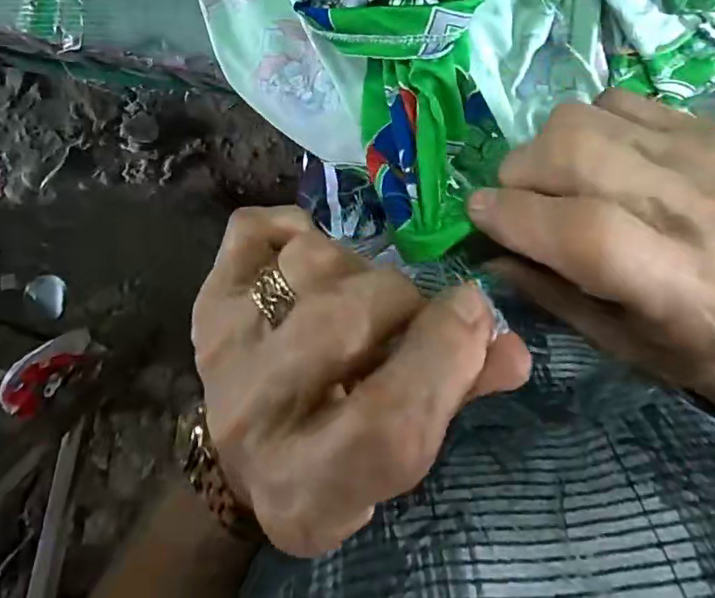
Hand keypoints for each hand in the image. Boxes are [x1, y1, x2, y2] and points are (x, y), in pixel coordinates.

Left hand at [191, 207, 530, 556]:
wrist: (235, 453)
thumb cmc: (331, 460)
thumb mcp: (394, 458)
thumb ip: (452, 398)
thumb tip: (509, 343)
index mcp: (307, 487)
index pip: (387, 423)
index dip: (443, 358)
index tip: (477, 313)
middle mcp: (253, 413)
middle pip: (345, 321)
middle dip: (404, 301)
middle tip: (415, 308)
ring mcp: (221, 345)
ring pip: (308, 262)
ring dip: (356, 266)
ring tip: (362, 292)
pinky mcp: (205, 297)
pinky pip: (255, 228)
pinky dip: (294, 228)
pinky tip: (309, 261)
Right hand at [467, 89, 714, 420]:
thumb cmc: (699, 350)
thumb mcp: (618, 346)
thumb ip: (547, 291)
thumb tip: (484, 245)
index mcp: (686, 286)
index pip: (587, 231)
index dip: (516, 215)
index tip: (477, 213)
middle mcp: (702, 214)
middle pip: (576, 153)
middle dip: (520, 173)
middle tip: (516, 199)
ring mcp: (711, 162)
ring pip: (583, 118)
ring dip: (547, 147)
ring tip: (557, 179)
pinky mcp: (713, 132)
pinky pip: (614, 102)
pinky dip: (588, 126)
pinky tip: (601, 160)